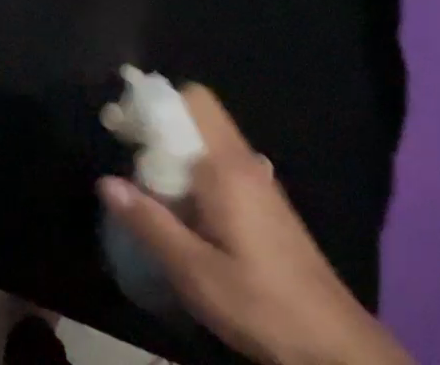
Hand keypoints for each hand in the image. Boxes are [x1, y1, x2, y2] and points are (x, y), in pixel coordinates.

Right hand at [98, 85, 412, 364]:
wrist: (333, 344)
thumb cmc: (260, 303)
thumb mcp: (194, 270)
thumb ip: (149, 223)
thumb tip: (106, 181)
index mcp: (228, 167)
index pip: (193, 100)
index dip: (154, 104)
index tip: (120, 126)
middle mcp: (247, 162)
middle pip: (198, 118)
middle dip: (159, 129)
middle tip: (127, 161)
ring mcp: (261, 182)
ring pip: (209, 144)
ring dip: (176, 154)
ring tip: (146, 187)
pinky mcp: (267, 205)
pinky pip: (222, 168)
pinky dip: (196, 175)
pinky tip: (183, 213)